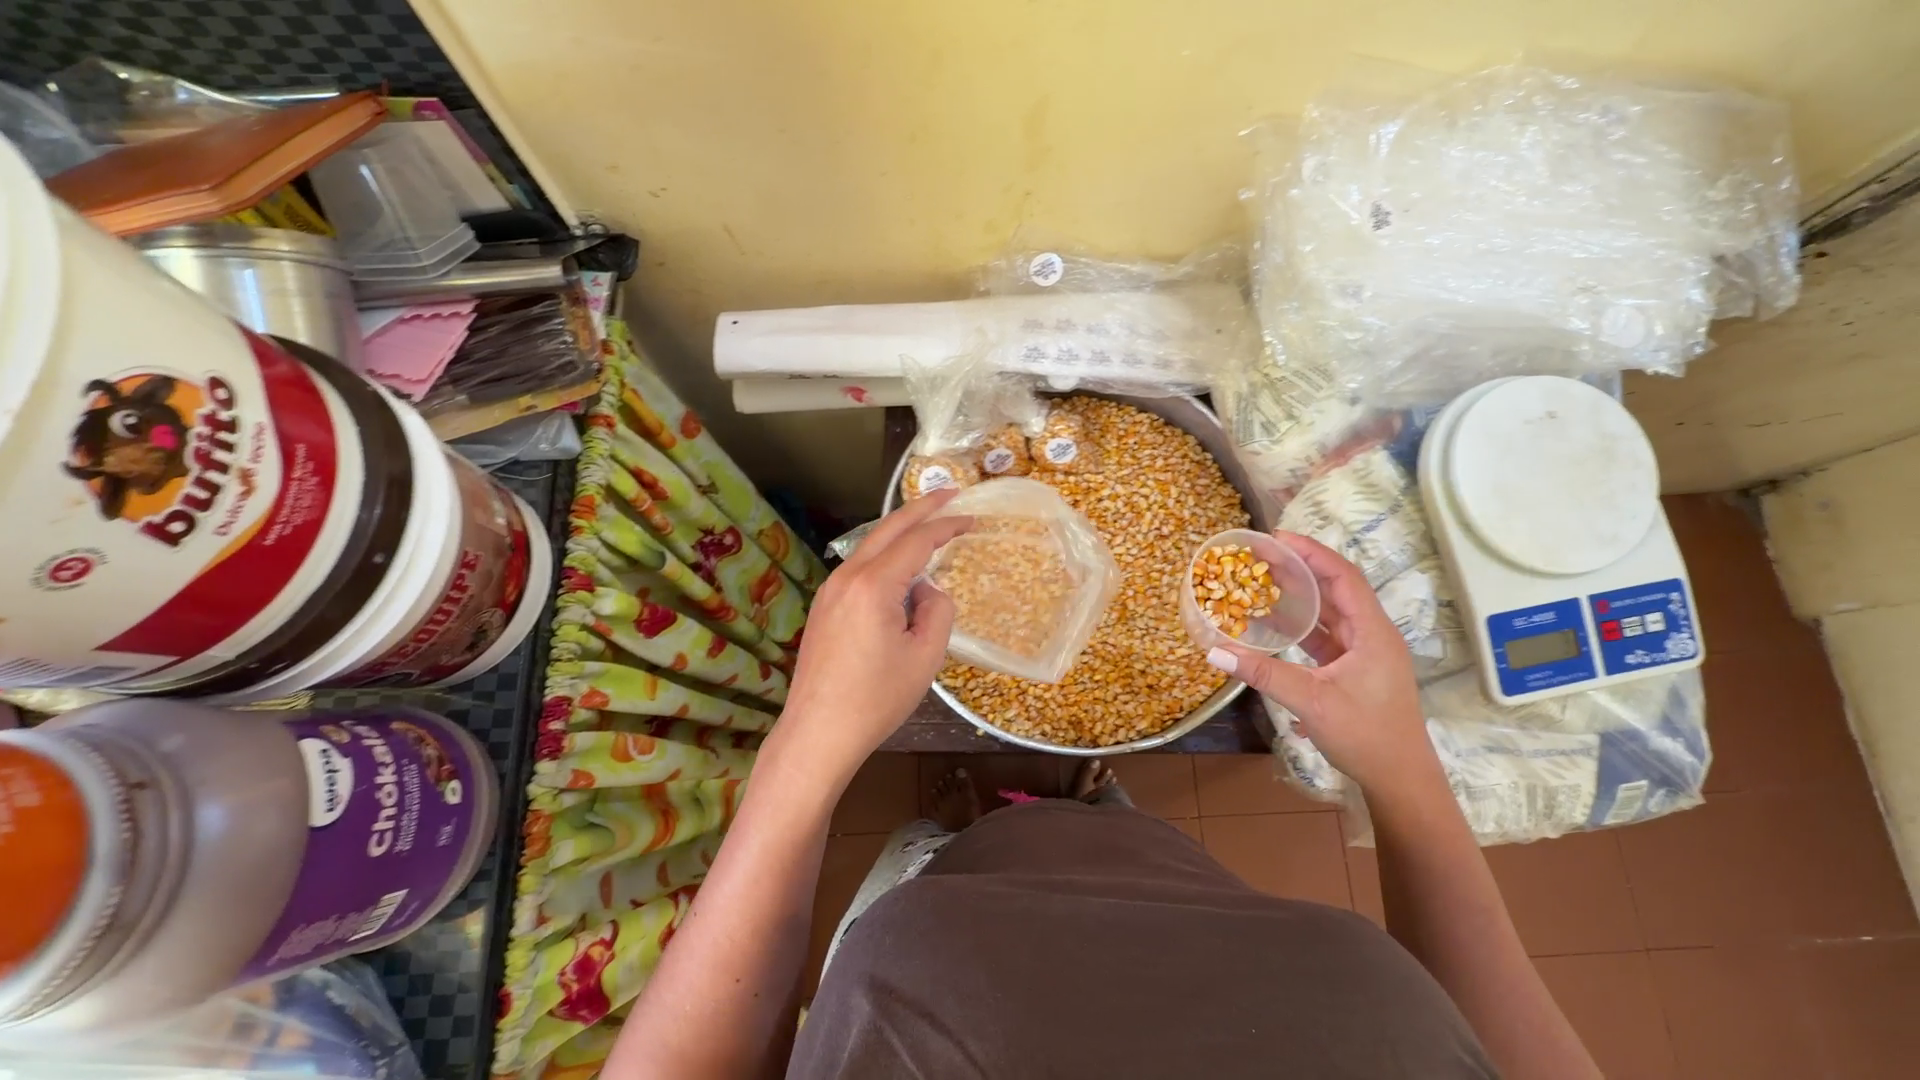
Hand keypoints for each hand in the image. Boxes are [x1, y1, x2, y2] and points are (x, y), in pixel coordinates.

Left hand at [778, 490, 972, 778]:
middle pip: (887, 529)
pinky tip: (900, 569)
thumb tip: (926, 590)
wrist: (818, 733)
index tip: (971, 517)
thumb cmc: (876, 699)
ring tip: (928, 525)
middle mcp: (846, 577)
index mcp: (873, 585)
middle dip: (921, 509)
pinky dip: (884, 556)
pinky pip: (859, 568)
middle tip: (950, 493)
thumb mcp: (924, 656)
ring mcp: (829, 591)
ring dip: (900, 532)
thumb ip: (937, 610)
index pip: (917, 540)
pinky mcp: (824, 608)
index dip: (946, 525)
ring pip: (870, 546)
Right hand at [1207, 533, 1440, 793]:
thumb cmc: (1365, 735)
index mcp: (1372, 632)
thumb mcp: (1311, 701)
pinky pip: (1325, 637)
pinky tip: (1274, 623)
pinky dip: (1301, 626)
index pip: (1343, 577)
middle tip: (1263, 555)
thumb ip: (1264, 673)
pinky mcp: (1354, 670)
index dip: (1312, 553)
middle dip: (1301, 569)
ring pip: (1330, 613)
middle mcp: (1371, 635)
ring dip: (1300, 597)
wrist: (1400, 779)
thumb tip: (1215, 651)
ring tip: (1264, 580)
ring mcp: (1364, 654)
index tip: (1278, 539)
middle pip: (1336, 589)